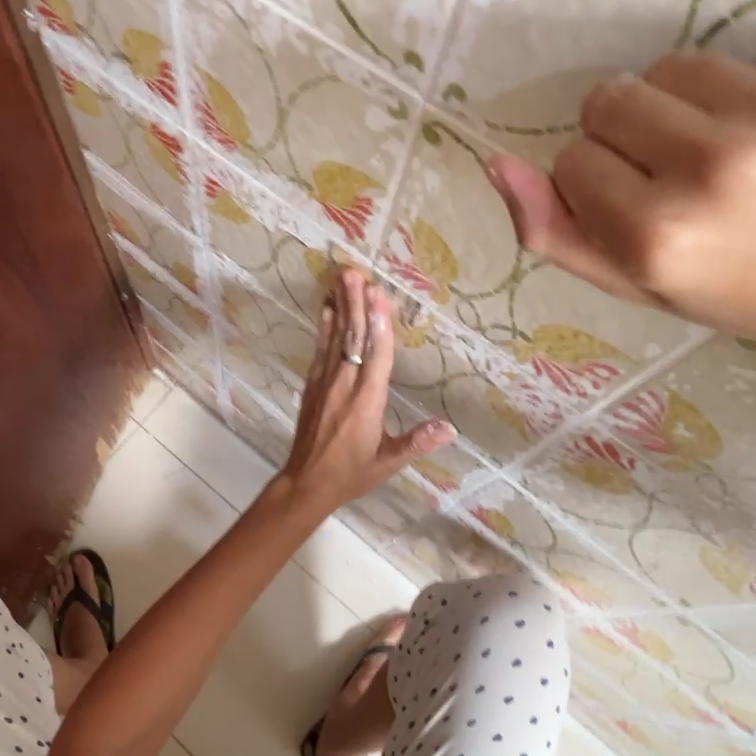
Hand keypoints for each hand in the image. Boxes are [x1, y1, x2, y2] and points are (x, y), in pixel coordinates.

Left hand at [275, 268, 455, 511]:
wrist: (306, 483)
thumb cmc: (351, 474)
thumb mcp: (387, 462)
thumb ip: (416, 442)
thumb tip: (449, 428)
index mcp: (366, 402)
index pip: (376, 356)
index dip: (379, 324)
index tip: (379, 295)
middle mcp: (343, 386)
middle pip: (352, 338)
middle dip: (355, 304)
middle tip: (355, 273)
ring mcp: (324, 384)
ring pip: (335, 339)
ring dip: (340, 308)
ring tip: (342, 278)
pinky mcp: (311, 387)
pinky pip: (320, 351)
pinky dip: (324, 329)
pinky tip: (326, 309)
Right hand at [486, 50, 755, 379]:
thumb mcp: (647, 291)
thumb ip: (559, 235)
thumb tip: (499, 164)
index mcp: (658, 236)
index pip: (573, 159)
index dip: (597, 183)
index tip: (639, 208)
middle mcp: (717, 167)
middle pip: (612, 98)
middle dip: (629, 132)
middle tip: (676, 169)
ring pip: (679, 66)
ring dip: (688, 103)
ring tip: (735, 148)